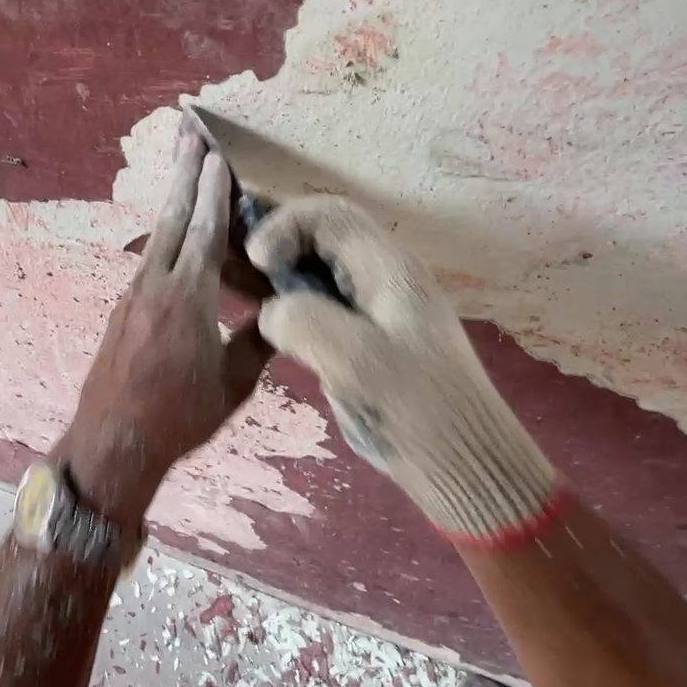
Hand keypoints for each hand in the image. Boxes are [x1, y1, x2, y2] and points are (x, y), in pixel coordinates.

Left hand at [58, 119, 272, 526]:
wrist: (113, 440)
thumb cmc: (179, 415)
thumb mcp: (233, 384)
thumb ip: (257, 342)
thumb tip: (279, 311)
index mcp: (186, 298)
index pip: (204, 232)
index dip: (213, 193)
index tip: (217, 157)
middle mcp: (155, 284)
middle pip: (173, 218)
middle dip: (184, 174)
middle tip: (190, 135)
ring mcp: (133, 293)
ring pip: (158, 235)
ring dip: (173, 198)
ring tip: (182, 166)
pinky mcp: (124, 306)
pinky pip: (150, 256)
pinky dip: (166, 231)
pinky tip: (174, 229)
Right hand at [247, 196, 561, 545]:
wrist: (466, 470)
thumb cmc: (417, 409)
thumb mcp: (356, 360)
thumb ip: (302, 320)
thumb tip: (271, 312)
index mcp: (388, 269)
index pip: (328, 215)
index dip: (284, 224)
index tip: (258, 260)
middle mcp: (379, 278)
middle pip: (316, 235)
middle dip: (268, 235)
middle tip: (221, 244)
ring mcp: (370, 309)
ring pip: (310, 269)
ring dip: (268, 266)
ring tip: (222, 269)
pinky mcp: (360, 340)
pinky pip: (313, 303)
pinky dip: (279, 298)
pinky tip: (248, 309)